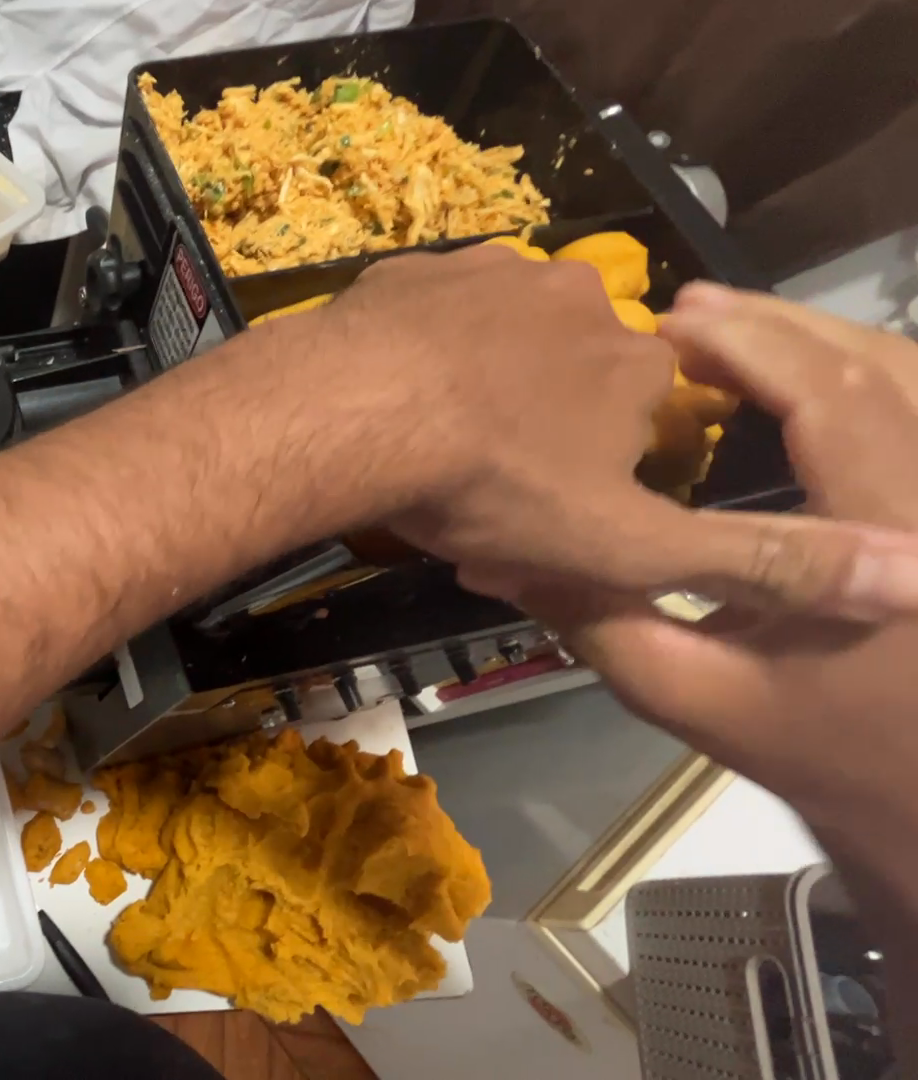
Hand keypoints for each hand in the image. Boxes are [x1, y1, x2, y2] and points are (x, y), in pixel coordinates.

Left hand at [304, 245, 917, 618]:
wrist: (355, 417)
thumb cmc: (485, 484)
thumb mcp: (619, 546)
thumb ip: (749, 559)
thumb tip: (913, 575)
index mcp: (633, 365)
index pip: (639, 402)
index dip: (589, 450)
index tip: (534, 485)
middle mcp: (571, 298)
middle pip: (560, 358)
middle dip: (525, 403)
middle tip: (462, 458)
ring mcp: (481, 274)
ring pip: (486, 325)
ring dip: (461, 366)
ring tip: (411, 423)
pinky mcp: (403, 271)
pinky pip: (414, 305)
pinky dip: (401, 338)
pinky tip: (372, 378)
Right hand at [486, 283, 917, 820]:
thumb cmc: (823, 751)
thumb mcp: (684, 691)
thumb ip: (593, 618)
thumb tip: (491, 561)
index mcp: (897, 550)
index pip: (842, 408)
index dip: (756, 351)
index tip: (671, 322)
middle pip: (895, 374)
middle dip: (788, 328)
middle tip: (688, 310)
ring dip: (825, 346)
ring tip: (728, 333)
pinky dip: (865, 381)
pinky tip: (798, 380)